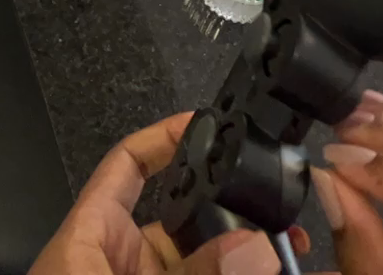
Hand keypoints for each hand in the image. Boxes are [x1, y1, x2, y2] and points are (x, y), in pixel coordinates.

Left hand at [29, 112, 310, 274]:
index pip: (128, 166)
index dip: (166, 137)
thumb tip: (252, 248)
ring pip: (207, 263)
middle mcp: (120, 263)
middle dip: (231, 216)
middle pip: (184, 220)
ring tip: (289, 255)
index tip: (209, 123)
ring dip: (246, 260)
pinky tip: (276, 273)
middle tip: (278, 217)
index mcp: (93, 238)